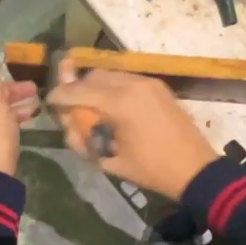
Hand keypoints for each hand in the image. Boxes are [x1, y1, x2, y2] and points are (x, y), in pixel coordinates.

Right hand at [46, 62, 217, 198]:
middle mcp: (133, 84)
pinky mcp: (159, 86)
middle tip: (70, 106)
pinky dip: (114, 88)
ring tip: (91, 107)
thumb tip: (68, 126)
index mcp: (120, 103)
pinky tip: (113, 107)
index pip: (78, 91)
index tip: (49, 101)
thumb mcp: (110, 161)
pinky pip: (127, 79)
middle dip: (77, 88)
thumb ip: (84, 140)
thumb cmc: (152, 170)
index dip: (60, 95)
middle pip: (93, 76)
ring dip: (95, 86)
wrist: (196, 169)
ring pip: (110, 74)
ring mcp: (149, 83)